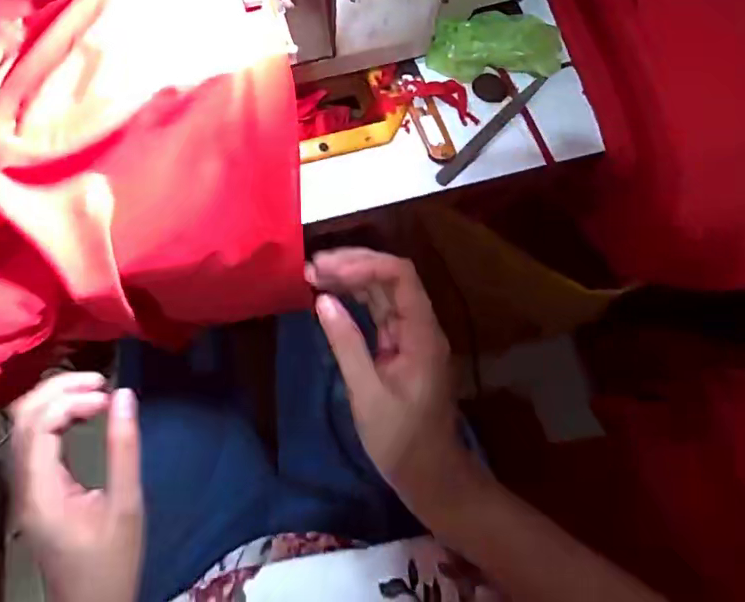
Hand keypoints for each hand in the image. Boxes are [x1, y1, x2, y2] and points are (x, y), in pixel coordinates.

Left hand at [7, 372, 143, 601]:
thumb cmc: (111, 565)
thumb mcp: (126, 506)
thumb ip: (124, 449)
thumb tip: (124, 394)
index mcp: (40, 492)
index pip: (40, 424)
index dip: (72, 400)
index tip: (107, 398)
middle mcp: (22, 485)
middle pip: (24, 415)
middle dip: (60, 388)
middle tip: (100, 382)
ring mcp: (23, 487)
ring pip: (24, 422)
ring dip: (56, 397)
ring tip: (94, 391)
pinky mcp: (33, 488)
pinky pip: (33, 436)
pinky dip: (55, 413)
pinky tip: (83, 411)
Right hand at [307, 248, 479, 516]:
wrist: (432, 479)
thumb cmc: (401, 441)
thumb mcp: (367, 395)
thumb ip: (346, 344)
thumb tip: (322, 300)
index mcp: (421, 332)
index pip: (400, 275)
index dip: (364, 265)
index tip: (328, 272)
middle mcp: (419, 324)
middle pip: (390, 276)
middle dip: (352, 265)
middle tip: (312, 267)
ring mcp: (410, 333)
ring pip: (382, 289)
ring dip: (349, 277)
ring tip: (313, 274)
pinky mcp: (399, 344)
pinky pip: (377, 308)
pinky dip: (353, 297)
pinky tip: (329, 295)